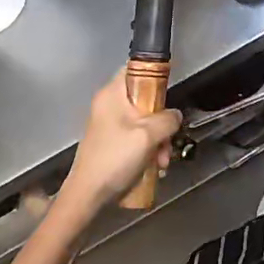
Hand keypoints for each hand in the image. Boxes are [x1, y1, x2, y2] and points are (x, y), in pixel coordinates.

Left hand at [55, 68, 183, 220]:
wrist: (88, 195)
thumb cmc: (115, 158)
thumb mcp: (148, 135)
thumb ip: (167, 119)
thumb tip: (175, 116)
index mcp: (112, 94)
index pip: (134, 68)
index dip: (154, 75)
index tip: (169, 91)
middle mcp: (109, 106)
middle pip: (145, 101)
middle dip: (162, 123)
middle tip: (167, 142)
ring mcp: (110, 126)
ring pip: (144, 124)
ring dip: (158, 142)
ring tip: (161, 162)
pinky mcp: (112, 144)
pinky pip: (137, 139)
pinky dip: (148, 152)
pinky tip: (153, 169)